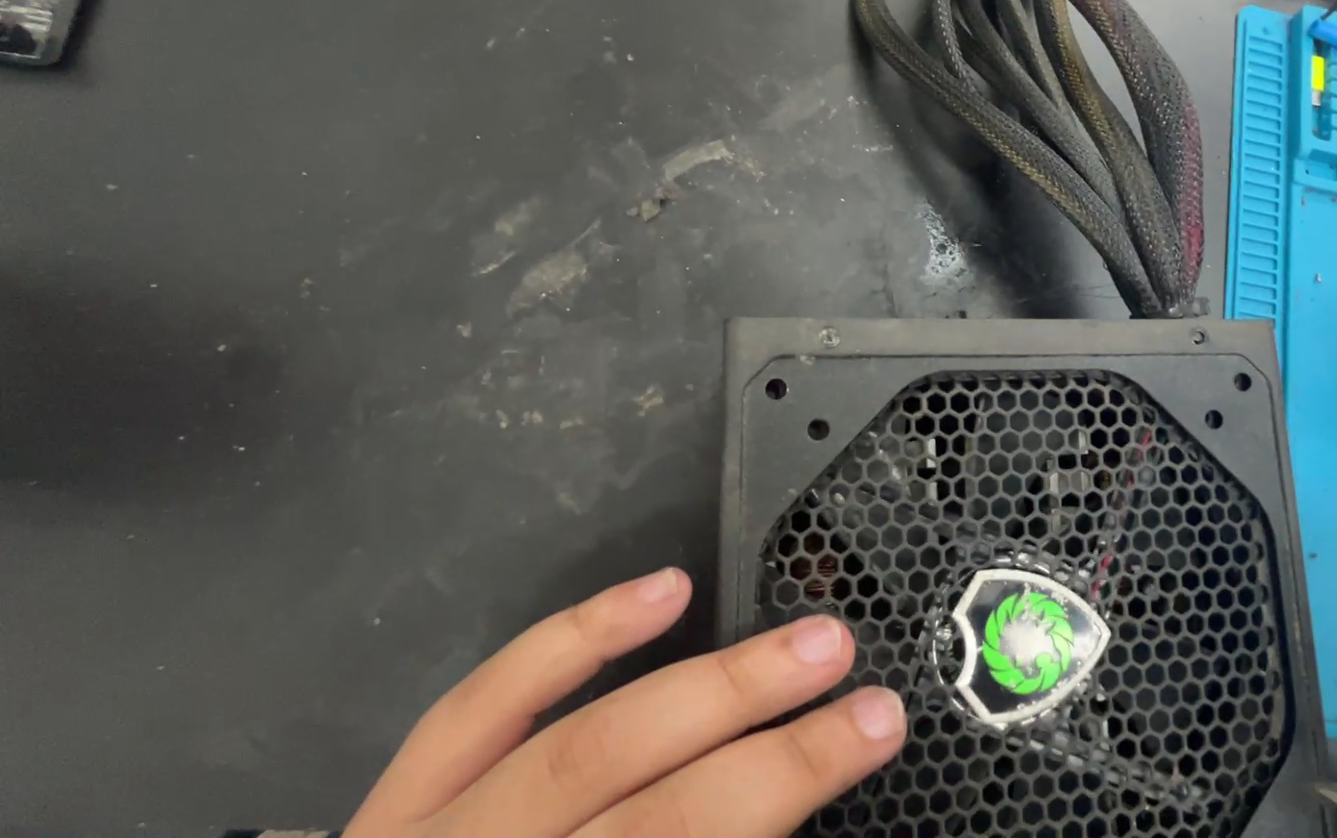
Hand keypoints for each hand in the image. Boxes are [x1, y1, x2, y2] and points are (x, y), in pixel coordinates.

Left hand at [344, 568, 904, 837]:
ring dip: (711, 687)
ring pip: (582, 745)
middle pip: (653, 819)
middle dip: (775, 756)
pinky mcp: (387, 810)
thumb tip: (785, 830)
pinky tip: (664, 591)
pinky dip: (578, 638)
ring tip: (809, 641)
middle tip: (871, 698)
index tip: (880, 740)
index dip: (788, 799)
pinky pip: (482, 704)